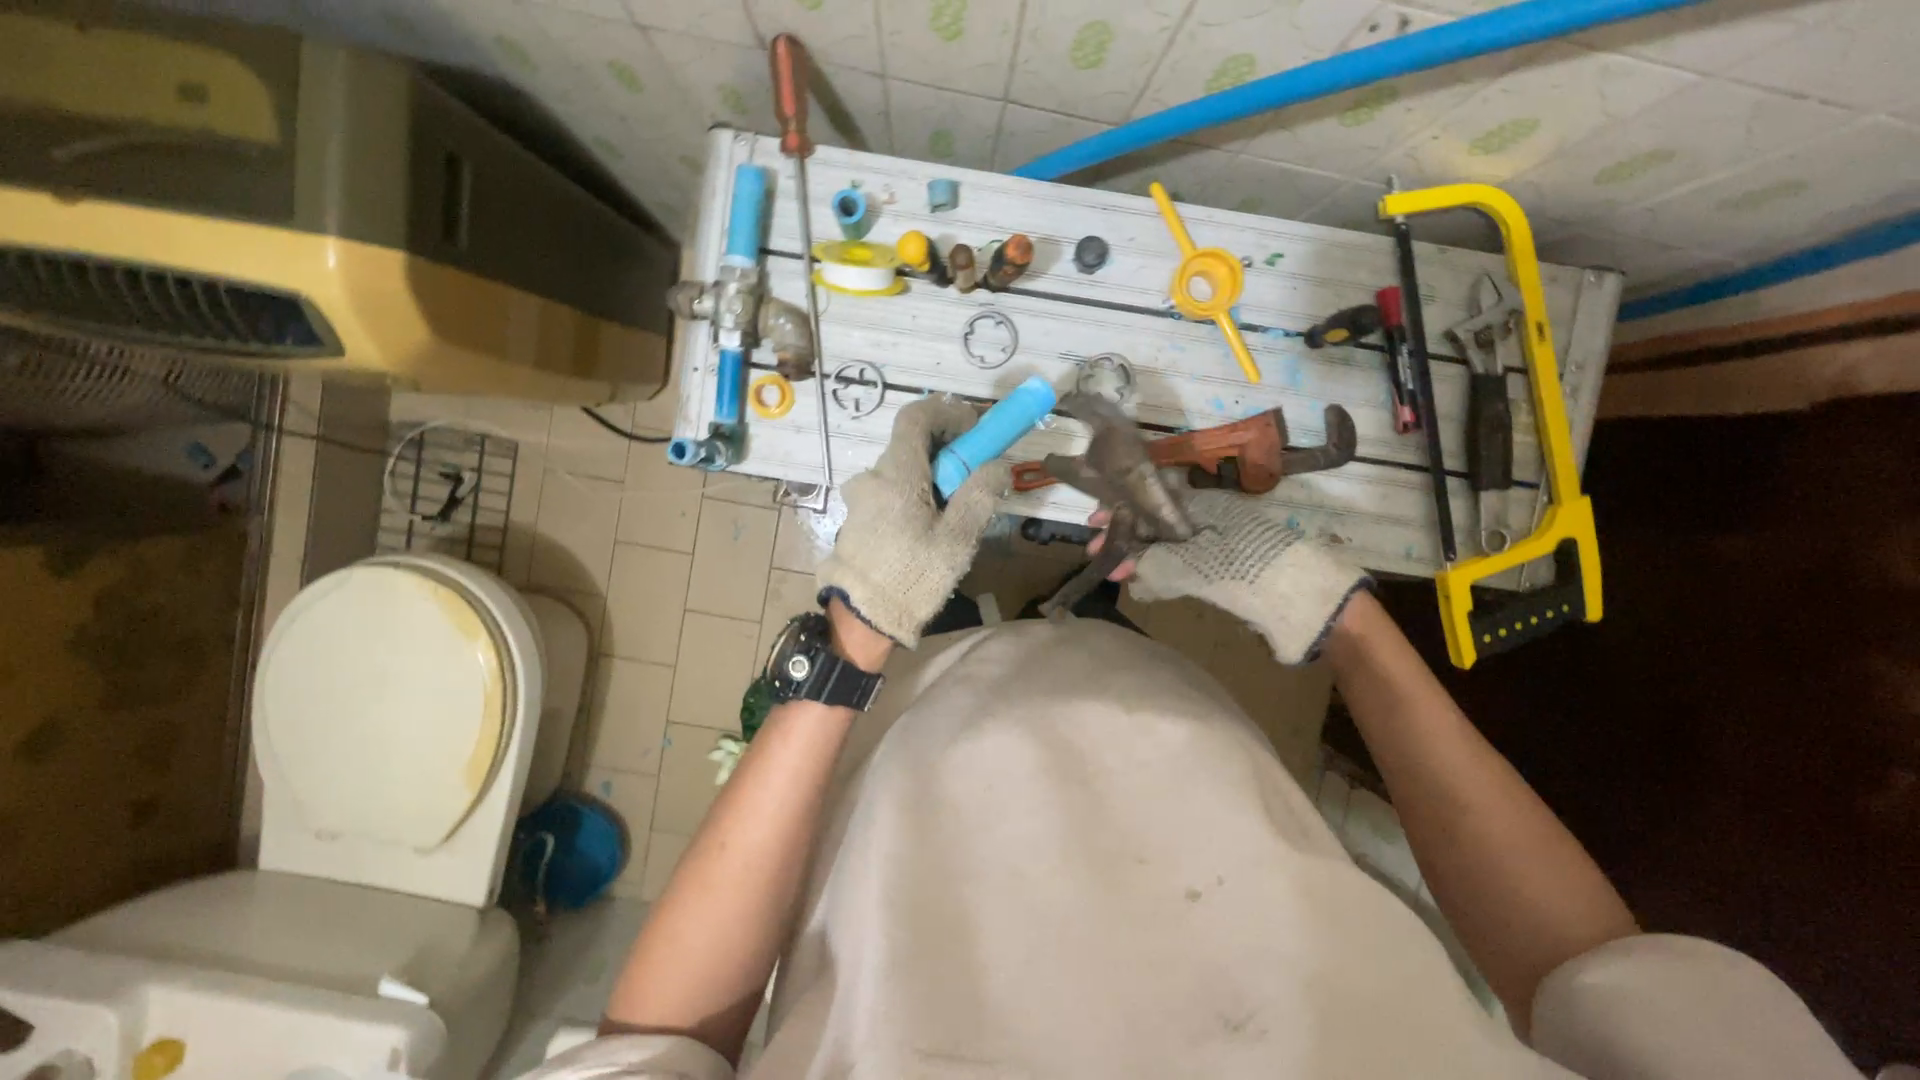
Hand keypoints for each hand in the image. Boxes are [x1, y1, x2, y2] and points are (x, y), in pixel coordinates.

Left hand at [817, 398, 1008, 647]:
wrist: (863, 619)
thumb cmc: (913, 575)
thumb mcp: (957, 538)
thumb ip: (979, 494)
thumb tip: (997, 464)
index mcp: (895, 474)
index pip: (915, 416)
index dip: (947, 412)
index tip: (973, 427)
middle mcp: (871, 478)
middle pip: (910, 446)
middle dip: (944, 452)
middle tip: (972, 476)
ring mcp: (859, 501)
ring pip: (899, 473)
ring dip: (928, 478)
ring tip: (953, 512)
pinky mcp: (856, 522)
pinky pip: (888, 495)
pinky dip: (911, 496)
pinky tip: (927, 529)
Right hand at [1093, 489, 1370, 664]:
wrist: (1305, 600)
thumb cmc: (1249, 570)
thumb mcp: (1195, 564)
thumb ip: (1157, 563)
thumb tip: (1127, 566)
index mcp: (1202, 505)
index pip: (1151, 500)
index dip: (1121, 510)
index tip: (1094, 522)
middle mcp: (1209, 519)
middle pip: (1156, 522)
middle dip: (1124, 535)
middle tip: (1094, 550)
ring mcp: (1218, 545)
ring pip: (1167, 545)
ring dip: (1139, 555)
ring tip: (1112, 570)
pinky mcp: (1226, 570)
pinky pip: (1183, 565)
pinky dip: (1160, 572)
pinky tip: (1141, 582)